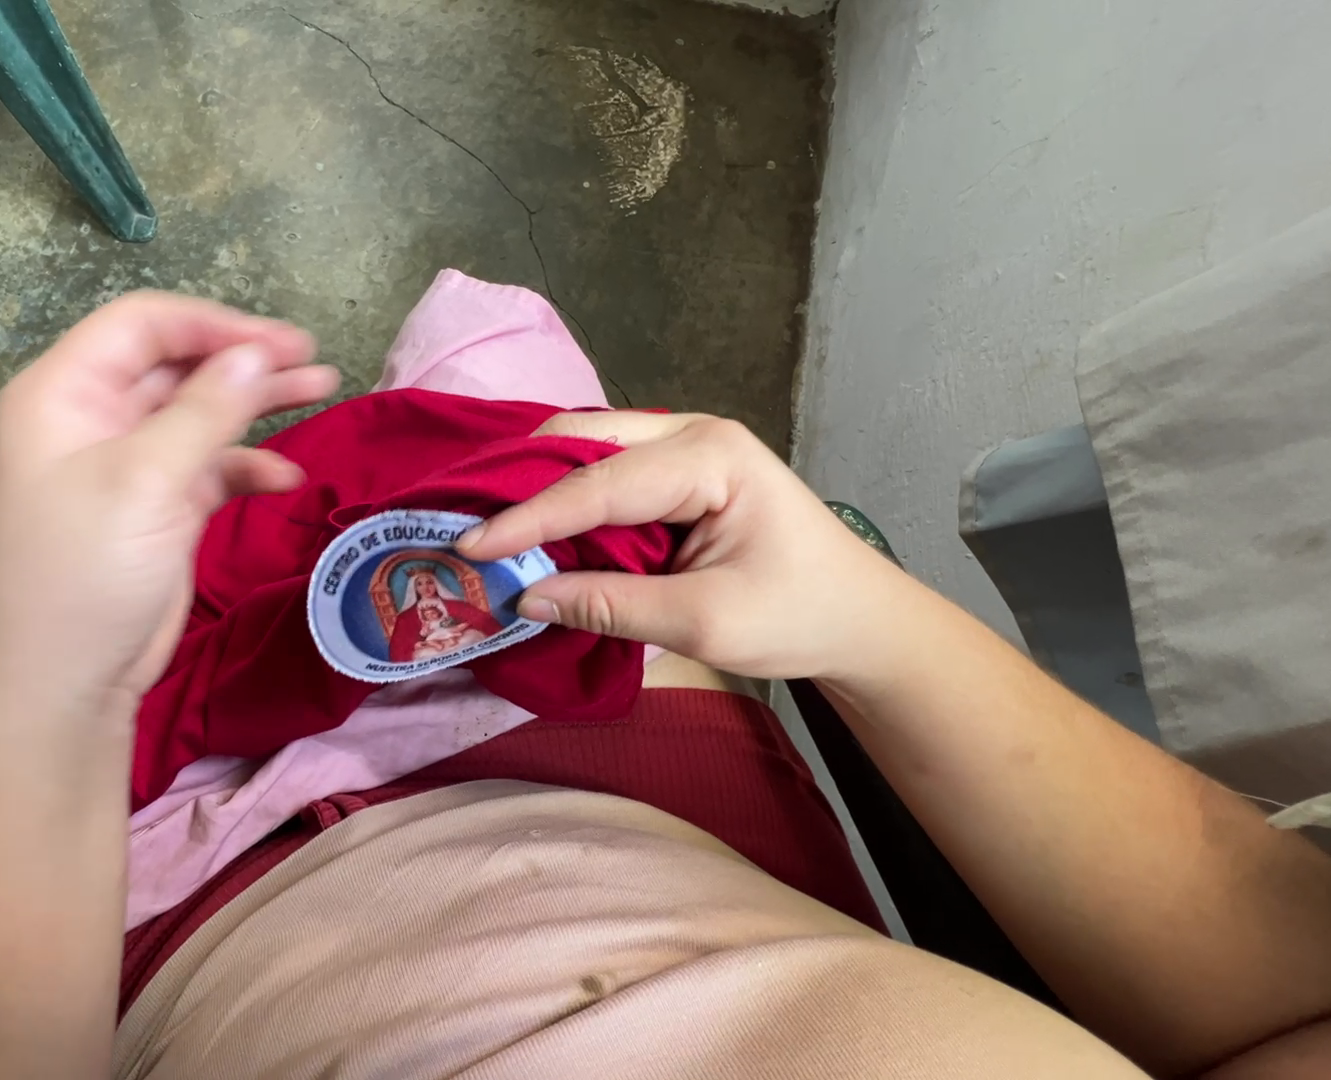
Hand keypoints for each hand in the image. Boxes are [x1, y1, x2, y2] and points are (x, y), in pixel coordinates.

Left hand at [0, 292, 339, 727]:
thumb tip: (259, 352)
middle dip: (246, 361)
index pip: (143, 327)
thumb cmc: (85, 570)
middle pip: (178, 367)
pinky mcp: (160, 510)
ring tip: (324, 392)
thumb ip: (206, 410)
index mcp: (65, 393)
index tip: (283, 343)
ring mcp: (130, 467)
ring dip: (257, 406)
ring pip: (202, 416)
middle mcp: (95, 420)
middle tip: (314, 362)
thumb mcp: (145, 479)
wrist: (63, 685)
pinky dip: (248, 468)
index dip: (214, 325)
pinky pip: (211, 470)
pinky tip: (286, 478)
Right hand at [457, 411, 919, 683]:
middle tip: (470, 523)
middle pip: (583, 439)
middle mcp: (691, 434)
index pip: (599, 483)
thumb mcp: (704, 621)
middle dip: (523, 481)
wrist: (860, 620)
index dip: (529, 517)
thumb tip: (524, 597)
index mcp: (710, 458)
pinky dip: (564, 501)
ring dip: (539, 488)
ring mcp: (682, 447)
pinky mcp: (673, 473)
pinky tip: (537, 528)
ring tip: (492, 527)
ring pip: (586, 450)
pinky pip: (602, 474)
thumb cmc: (798, 616)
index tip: (470, 544)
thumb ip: (609, 605)